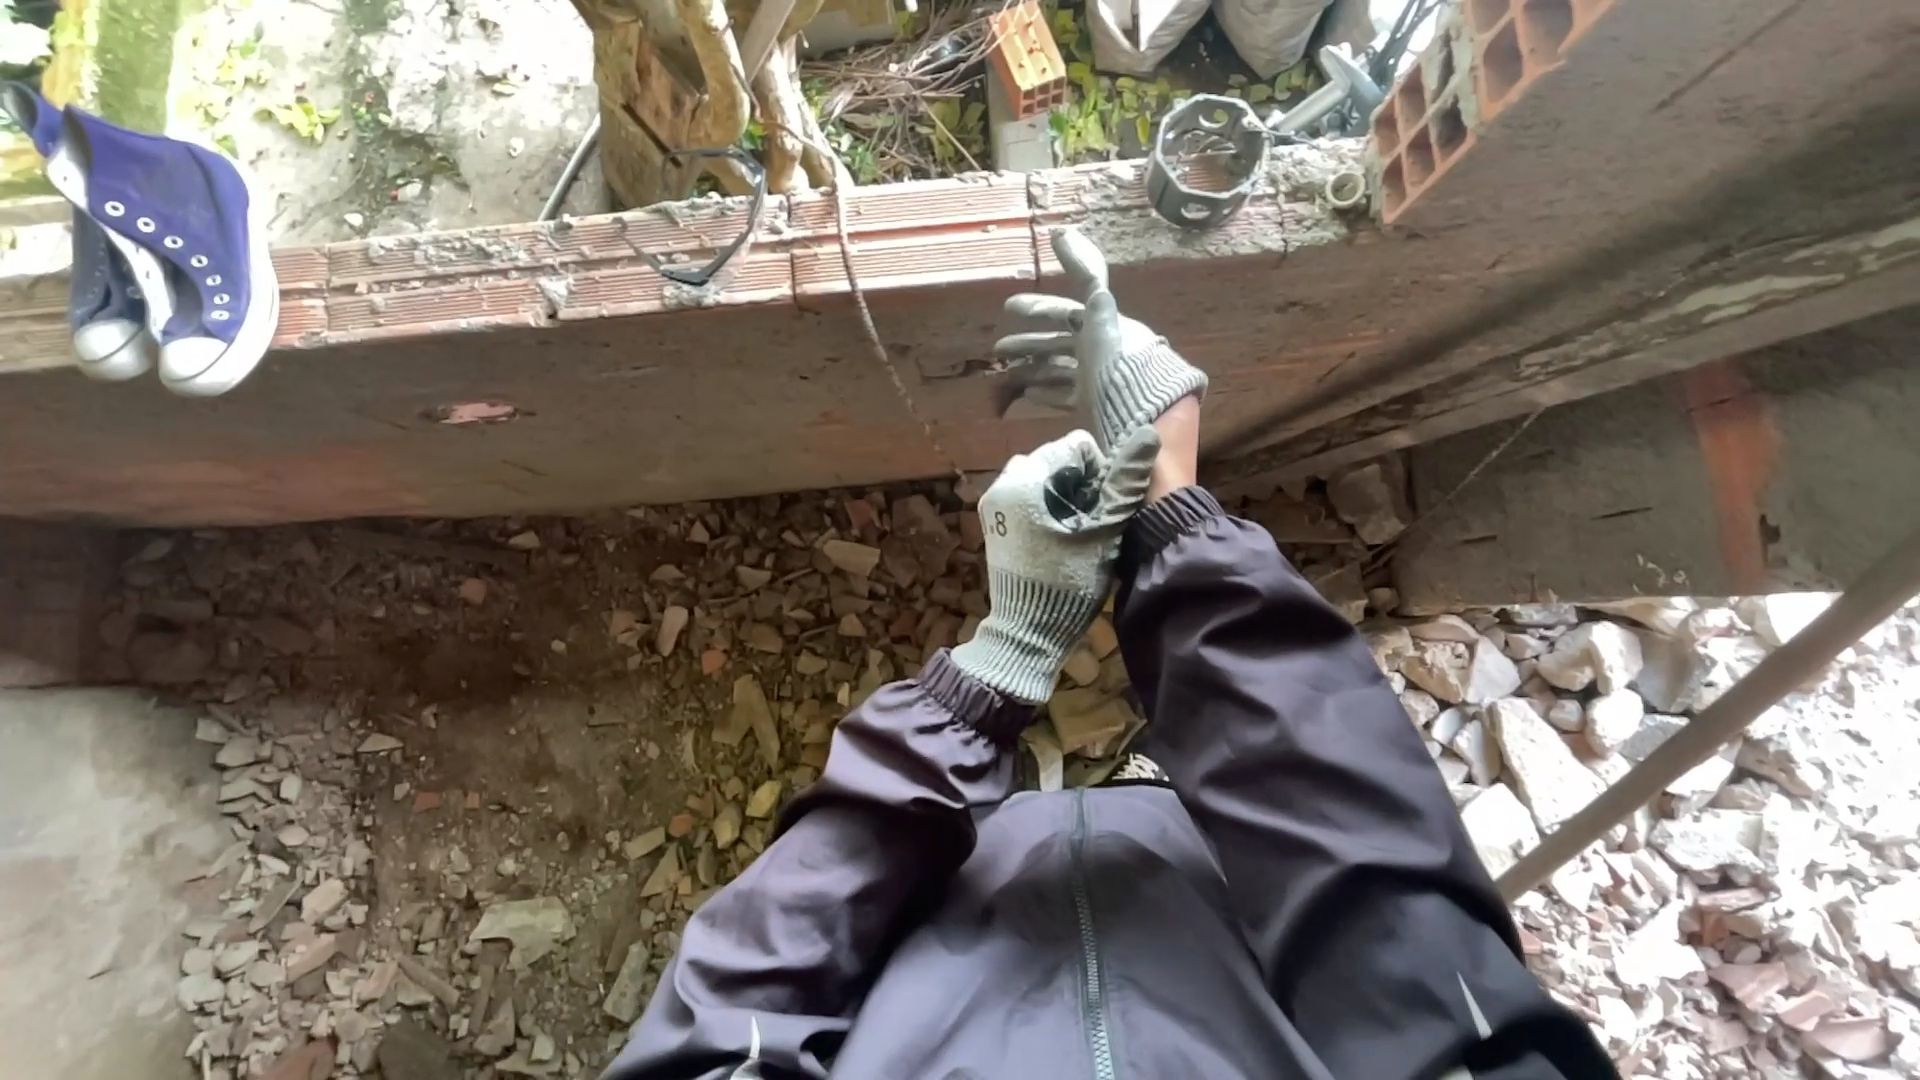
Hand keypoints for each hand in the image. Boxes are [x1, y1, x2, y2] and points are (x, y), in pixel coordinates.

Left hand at [950, 427, 1160, 702]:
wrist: (1028, 630)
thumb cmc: (1069, 583)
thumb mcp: (1104, 531)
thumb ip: (1124, 481)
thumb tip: (1149, 434)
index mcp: (1026, 479)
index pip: (1076, 446)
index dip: (1100, 472)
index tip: (1103, 507)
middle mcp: (1003, 482)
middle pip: (1056, 458)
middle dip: (1080, 482)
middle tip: (1092, 520)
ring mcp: (994, 502)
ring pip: (1041, 476)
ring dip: (1064, 493)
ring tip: (1078, 528)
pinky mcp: (994, 520)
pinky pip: (1025, 494)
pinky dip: (1046, 505)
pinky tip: (1060, 535)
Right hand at [994, 227, 1208, 451]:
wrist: (1138, 410)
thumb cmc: (1116, 361)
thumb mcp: (1099, 312)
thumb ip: (1085, 273)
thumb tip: (1064, 234)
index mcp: (1099, 327)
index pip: (1065, 311)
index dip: (1038, 307)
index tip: (1009, 308)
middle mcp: (1096, 350)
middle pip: (1057, 342)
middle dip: (1028, 342)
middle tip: (999, 348)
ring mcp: (1094, 378)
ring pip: (1056, 369)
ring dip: (1030, 368)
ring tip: (1006, 373)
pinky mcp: (1093, 404)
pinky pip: (1065, 396)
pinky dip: (1046, 393)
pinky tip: (1026, 394)